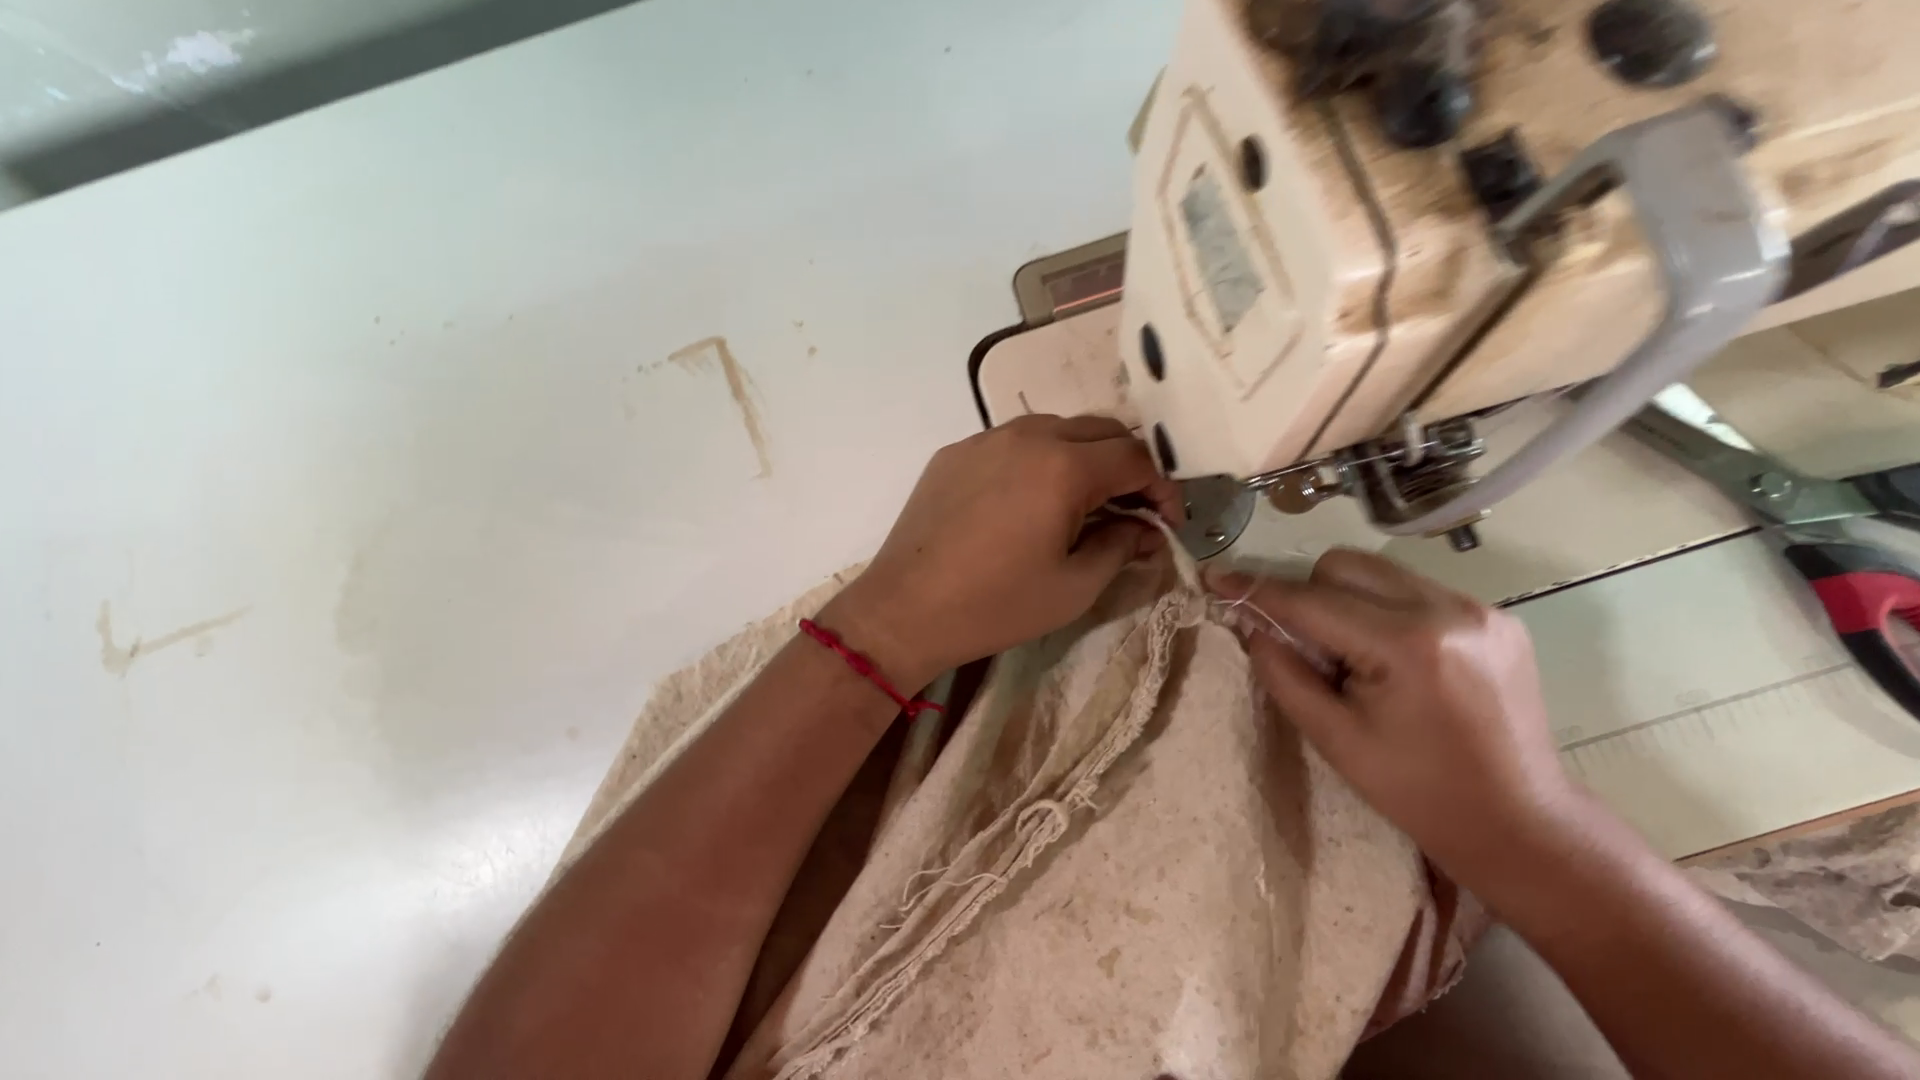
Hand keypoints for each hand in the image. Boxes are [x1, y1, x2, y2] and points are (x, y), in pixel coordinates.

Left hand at [820, 415, 1183, 688]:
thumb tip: (1146, 529)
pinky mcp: (954, 453)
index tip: (1166, 521)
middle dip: (1127, 465)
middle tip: (1132, 509)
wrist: (905, 610)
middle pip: (1100, 431)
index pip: (1134, 458)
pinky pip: (1011, 443)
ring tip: (1083, 504)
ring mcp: (985, 439)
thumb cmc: (996, 605)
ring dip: (1082, 458)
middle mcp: (1026, 436)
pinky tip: (1029, 502)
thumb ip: (1122, 547)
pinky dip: (1037, 461)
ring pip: (1055, 430)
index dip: (1162, 488)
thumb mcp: (1074, 587)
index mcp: (1064, 466)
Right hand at [1207, 550, 1577, 879]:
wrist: (1520, 822)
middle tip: (1305, 648)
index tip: (1215, 577)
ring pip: (1380, 571)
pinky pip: (1416, 591)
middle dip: (1308, 595)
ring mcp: (1481, 609)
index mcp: (1407, 646)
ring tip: (1355, 659)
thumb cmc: (1417, 793)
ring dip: (1347, 600)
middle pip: (1344, 566)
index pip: (1311, 600)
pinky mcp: (1498, 617)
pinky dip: (1386, 611)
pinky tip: (1396, 660)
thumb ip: (1284, 673)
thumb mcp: (1334, 739)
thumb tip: (1251, 623)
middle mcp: (1448, 609)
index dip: (1257, 589)